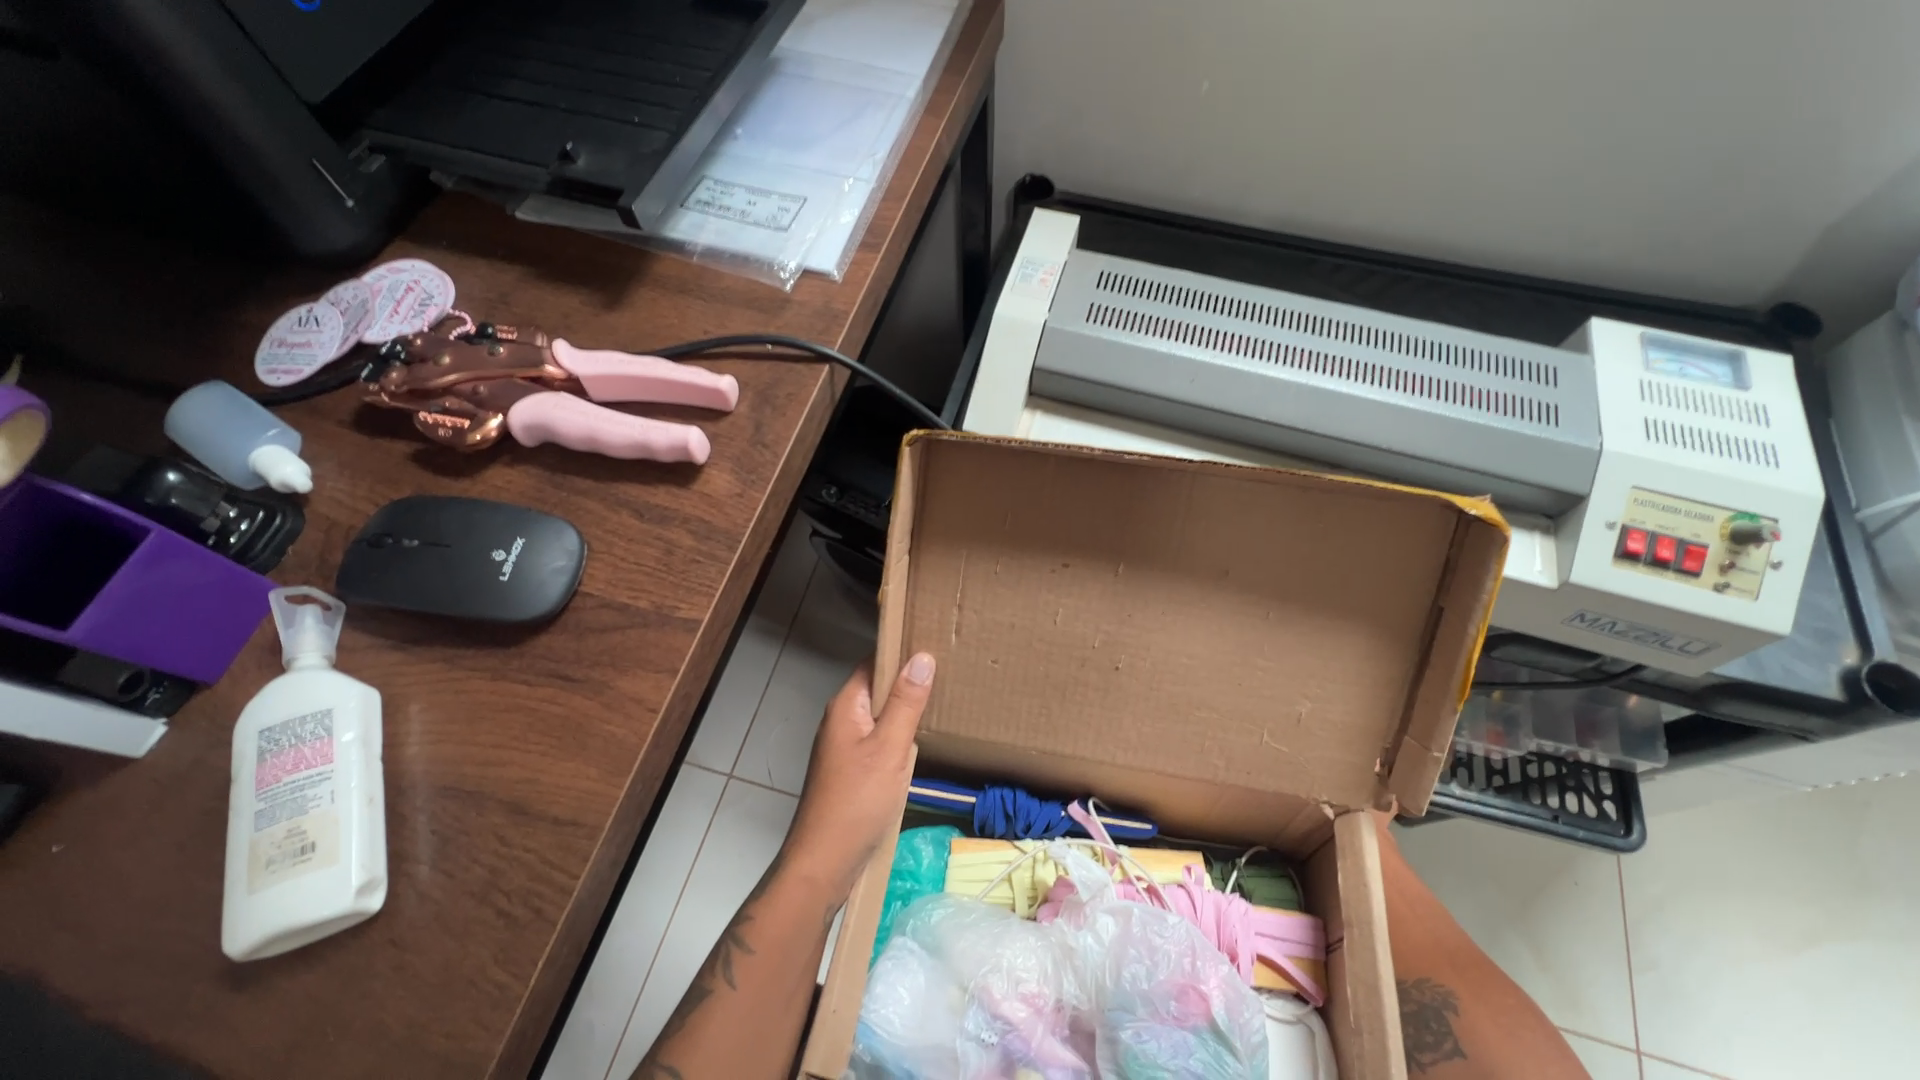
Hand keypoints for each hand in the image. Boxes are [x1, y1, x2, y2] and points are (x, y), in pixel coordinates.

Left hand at [782, 653, 935, 897]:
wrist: (825, 861)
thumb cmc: (857, 801)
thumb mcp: (890, 748)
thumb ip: (907, 703)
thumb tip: (922, 656)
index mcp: (847, 706)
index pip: (875, 663)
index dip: (902, 652)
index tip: (937, 645)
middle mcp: (841, 720)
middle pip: (878, 689)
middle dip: (908, 683)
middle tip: (950, 674)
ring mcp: (844, 747)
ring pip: (880, 718)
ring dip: (905, 713)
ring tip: (942, 703)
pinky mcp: (851, 770)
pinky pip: (879, 742)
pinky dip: (899, 739)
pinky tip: (920, 744)